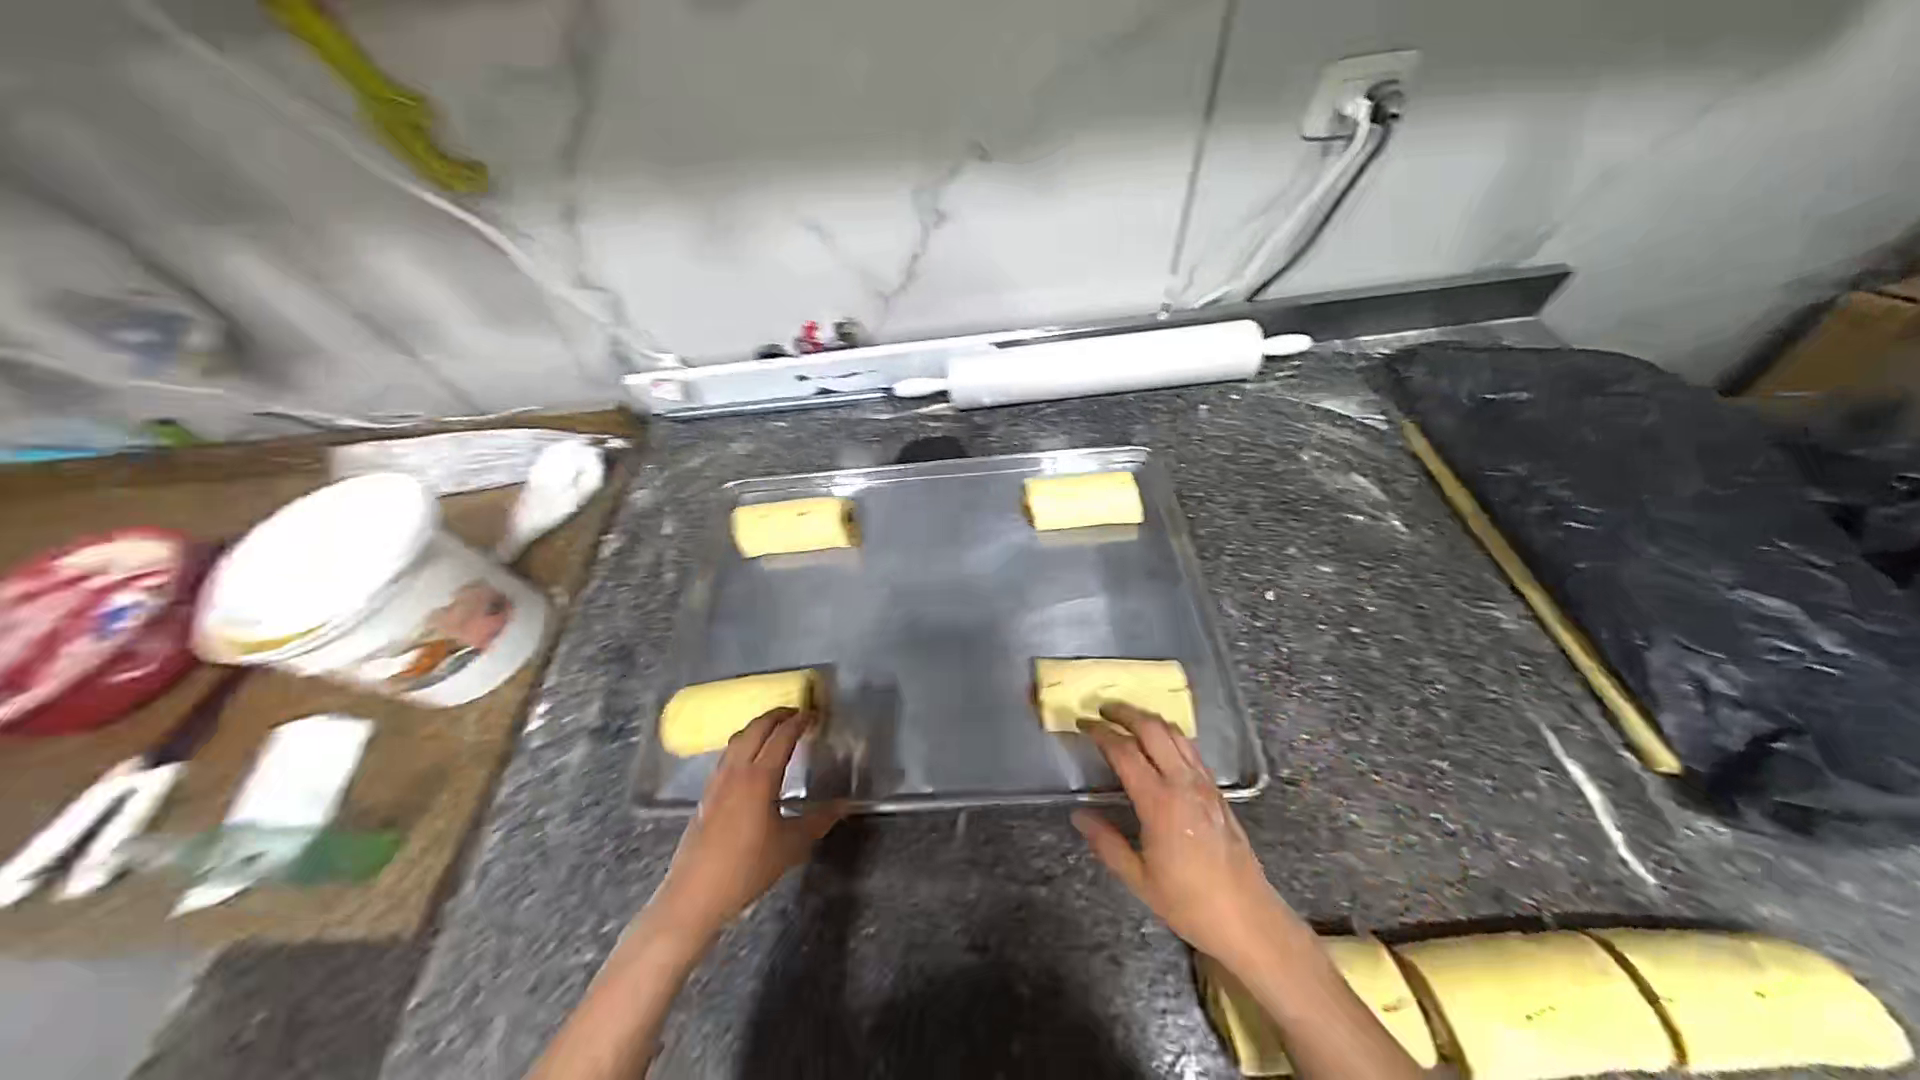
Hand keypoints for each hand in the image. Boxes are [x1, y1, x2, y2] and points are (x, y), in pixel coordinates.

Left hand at [651, 708, 842, 939]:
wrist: (695, 894)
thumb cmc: (748, 868)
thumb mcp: (791, 845)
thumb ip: (819, 820)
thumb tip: (844, 805)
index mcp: (759, 777)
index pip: (782, 736)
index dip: (799, 722)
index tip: (814, 715)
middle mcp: (736, 771)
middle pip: (756, 729)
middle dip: (777, 715)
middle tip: (797, 713)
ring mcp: (717, 781)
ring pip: (738, 739)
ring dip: (758, 727)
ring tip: (775, 729)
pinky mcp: (707, 795)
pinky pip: (728, 756)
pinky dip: (744, 744)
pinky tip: (751, 761)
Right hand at [1073, 703, 1290, 964]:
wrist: (1248, 917)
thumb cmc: (1189, 903)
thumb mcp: (1138, 878)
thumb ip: (1106, 842)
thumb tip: (1079, 815)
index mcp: (1159, 802)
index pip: (1124, 751)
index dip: (1100, 733)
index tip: (1083, 723)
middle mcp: (1183, 783)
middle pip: (1152, 729)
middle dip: (1125, 713)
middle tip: (1102, 710)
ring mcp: (1204, 784)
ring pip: (1175, 733)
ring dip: (1148, 719)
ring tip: (1126, 719)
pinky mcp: (1217, 791)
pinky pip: (1190, 749)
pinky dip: (1168, 735)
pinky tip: (1158, 744)